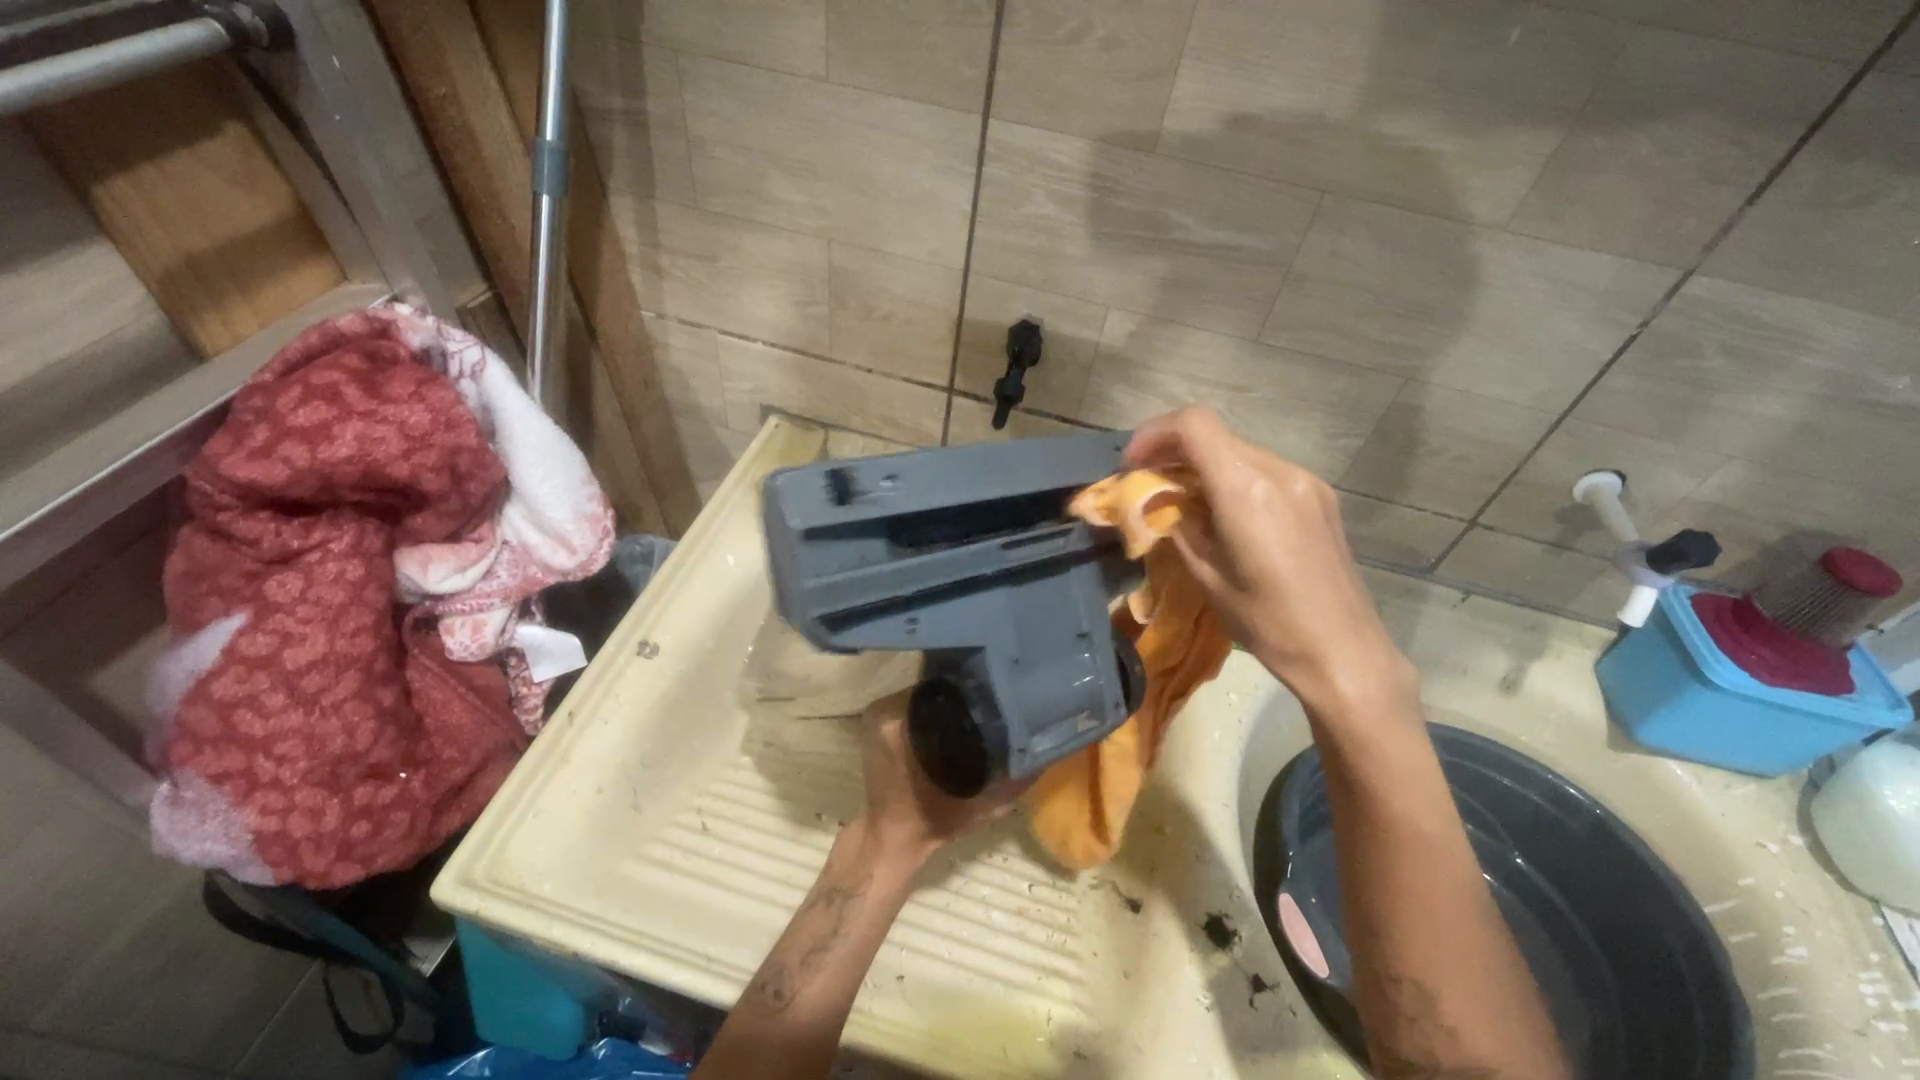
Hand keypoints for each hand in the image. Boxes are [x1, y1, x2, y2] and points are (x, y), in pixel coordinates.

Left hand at [855, 689, 1025, 866]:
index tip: (998, 697)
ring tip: (976, 706)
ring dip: (946, 700)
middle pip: (936, 689)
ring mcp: (876, 713)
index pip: (949, 690)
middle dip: (962, 694)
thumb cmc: (934, 821)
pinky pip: (909, 702)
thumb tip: (1048, 752)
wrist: (891, 837)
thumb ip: (1014, 780)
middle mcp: (887, 712)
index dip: (975, 692)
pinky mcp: (873, 718)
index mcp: (904, 725)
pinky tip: (952, 715)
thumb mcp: (982, 805)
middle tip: (992, 701)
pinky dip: (929, 707)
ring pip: (923, 694)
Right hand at [1125, 407, 1417, 720]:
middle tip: (1148, 485)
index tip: (1132, 466)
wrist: (1342, 652)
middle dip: (1173, 451)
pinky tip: (1223, 514)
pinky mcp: (1319, 497)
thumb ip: (1179, 527)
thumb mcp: (1207, 577)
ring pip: (1239, 451)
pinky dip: (1233, 479)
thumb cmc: (1268, 623)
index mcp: (1246, 490)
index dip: (1153, 434)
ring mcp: (1305, 481)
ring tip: (1182, 502)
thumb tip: (1159, 505)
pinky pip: (1265, 471)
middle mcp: (1279, 472)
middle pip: (1215, 434)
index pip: (1194, 425)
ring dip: (1203, 465)